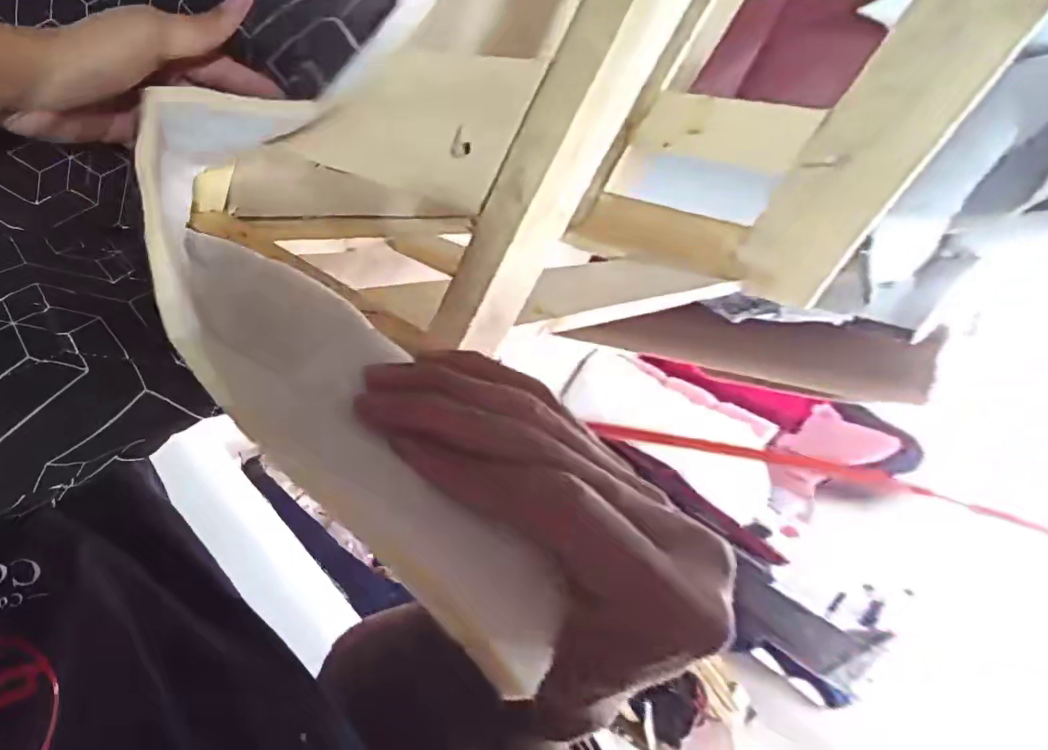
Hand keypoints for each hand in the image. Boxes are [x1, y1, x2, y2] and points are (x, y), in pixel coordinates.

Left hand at [2, 0, 280, 143]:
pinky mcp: (122, 130)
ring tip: (246, 163)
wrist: (32, 87)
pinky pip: (158, 139)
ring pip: (184, 118)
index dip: (250, 82)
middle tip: (272, 143)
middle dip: (235, 113)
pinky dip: (177, 148)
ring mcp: (140, 102)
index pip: (221, 62)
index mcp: (169, 42)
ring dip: (209, 134)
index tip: (284, 105)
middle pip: (205, 93)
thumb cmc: (97, 55)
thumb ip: (202, 29)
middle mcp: (158, 71)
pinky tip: (203, 168)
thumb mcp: (154, 36)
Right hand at [354, 352, 734, 741]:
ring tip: (391, 376)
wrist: (574, 678)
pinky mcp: (610, 462)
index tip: (400, 446)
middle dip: (446, 414)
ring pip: (540, 412)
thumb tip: (400, 507)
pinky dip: (483, 377)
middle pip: (543, 444)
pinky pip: (544, 403)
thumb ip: (477, 589)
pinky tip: (437, 365)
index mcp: (669, 597)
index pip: (561, 503)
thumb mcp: (517, 663)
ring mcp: (643, 489)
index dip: (473, 469)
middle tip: (375, 398)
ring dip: (453, 385)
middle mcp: (671, 531)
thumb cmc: (540, 683)